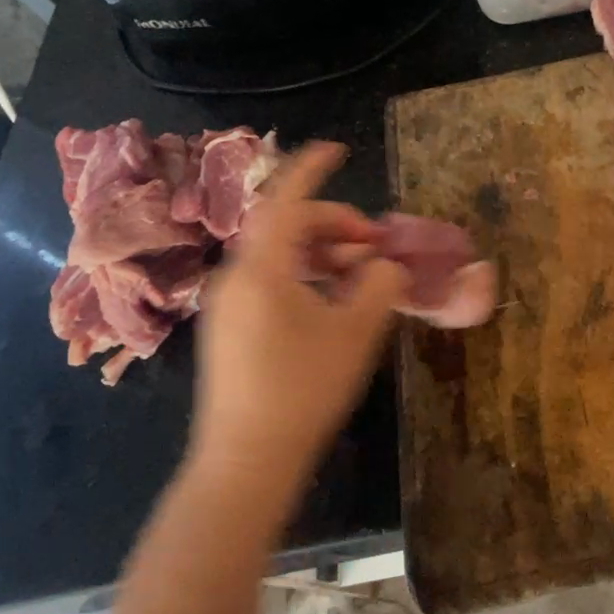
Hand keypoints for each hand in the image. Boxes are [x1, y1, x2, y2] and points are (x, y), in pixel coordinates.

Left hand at [189, 142, 407, 479]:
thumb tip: (387, 265)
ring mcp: (226, 306)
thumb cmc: (303, 390)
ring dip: (322, 253)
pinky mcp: (227, 331)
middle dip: (335, 225)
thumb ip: (381, 285)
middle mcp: (235, 278)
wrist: (244, 463)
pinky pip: (267, 283)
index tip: (339, 149)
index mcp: (261, 269)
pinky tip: (331, 303)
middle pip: (286, 229)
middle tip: (375, 245)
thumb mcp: (356, 332)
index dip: (313, 169)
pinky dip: (303, 276)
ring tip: (360, 275)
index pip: (288, 201)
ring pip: (277, 257)